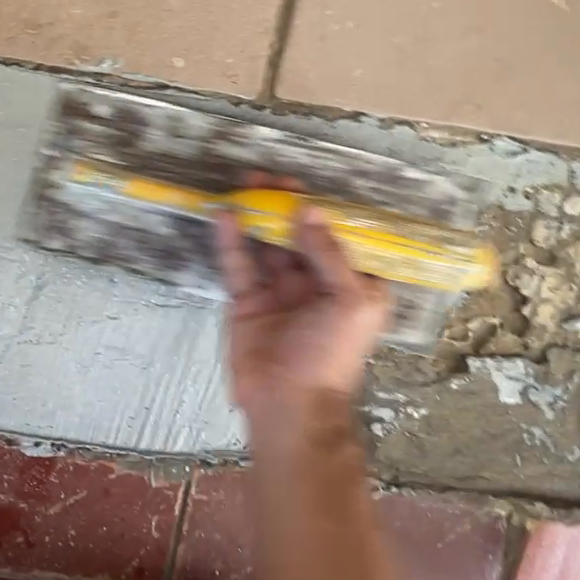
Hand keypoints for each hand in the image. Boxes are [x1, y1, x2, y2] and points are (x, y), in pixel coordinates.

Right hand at [213, 174, 389, 439]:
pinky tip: (226, 216)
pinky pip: (239, 265)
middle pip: (301, 237)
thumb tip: (310, 209)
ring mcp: (279, 292)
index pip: (343, 240)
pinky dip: (232, 240)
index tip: (311, 184)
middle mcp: (317, 285)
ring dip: (259, 216)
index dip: (328, 211)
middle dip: (288, 207)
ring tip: (247, 184)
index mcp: (353, 287)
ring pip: (268, 246)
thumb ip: (328, 254)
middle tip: (272, 178)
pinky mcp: (246, 302)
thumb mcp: (350, 301)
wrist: (288, 402)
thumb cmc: (331, 353)